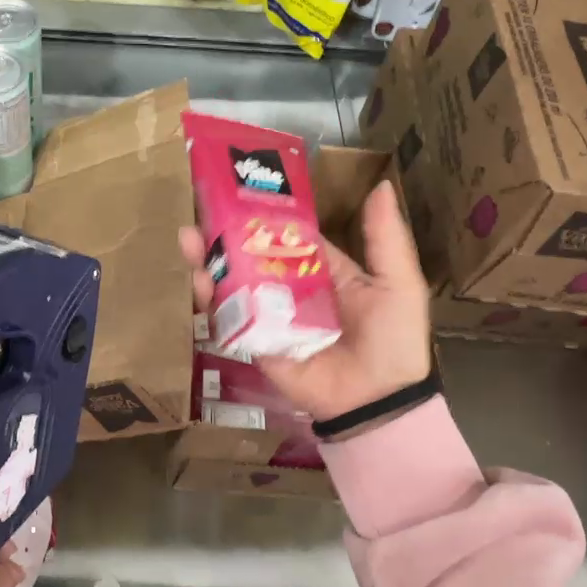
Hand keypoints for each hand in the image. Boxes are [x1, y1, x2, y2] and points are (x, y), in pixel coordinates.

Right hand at [180, 180, 432, 421]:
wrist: (378, 402)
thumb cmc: (394, 340)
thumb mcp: (397, 282)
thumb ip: (384, 237)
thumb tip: (381, 185)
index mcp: (323, 272)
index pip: (287, 237)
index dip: (264, 216)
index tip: (238, 191)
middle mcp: (291, 290)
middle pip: (250, 256)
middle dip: (223, 234)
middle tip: (200, 212)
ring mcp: (269, 317)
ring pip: (232, 282)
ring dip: (209, 260)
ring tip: (188, 238)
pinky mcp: (255, 343)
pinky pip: (229, 318)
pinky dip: (211, 299)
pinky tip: (200, 279)